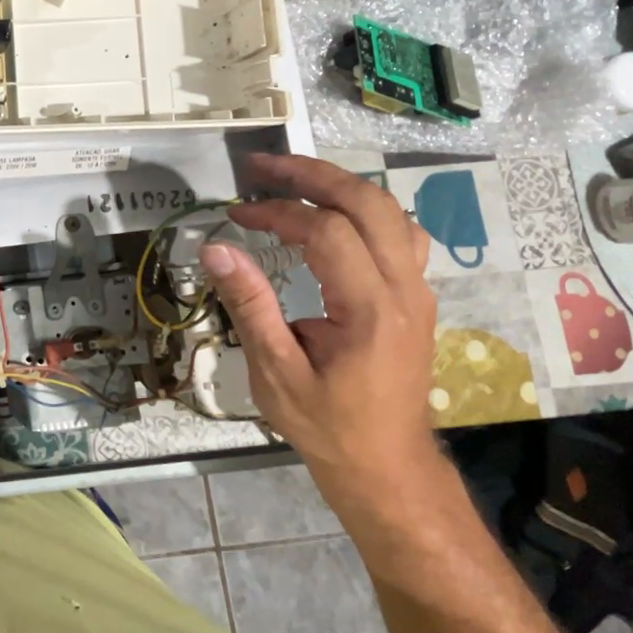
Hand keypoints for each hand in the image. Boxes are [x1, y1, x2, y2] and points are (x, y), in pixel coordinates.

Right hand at [203, 154, 438, 487]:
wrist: (386, 464)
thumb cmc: (326, 424)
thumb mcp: (274, 370)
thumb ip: (250, 304)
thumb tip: (216, 248)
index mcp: (370, 310)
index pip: (328, 232)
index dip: (278, 213)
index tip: (236, 216)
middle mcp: (404, 291)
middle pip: (369, 204)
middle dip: (312, 176)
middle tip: (261, 168)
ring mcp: (416, 291)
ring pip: (391, 212)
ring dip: (339, 187)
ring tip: (291, 180)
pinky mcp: (414, 297)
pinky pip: (398, 234)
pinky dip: (362, 210)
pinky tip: (330, 215)